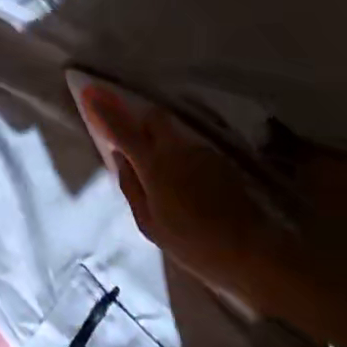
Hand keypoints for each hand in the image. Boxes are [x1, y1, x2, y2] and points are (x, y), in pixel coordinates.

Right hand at [79, 86, 294, 306]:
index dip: (105, 110)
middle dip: (145, 125)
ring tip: (175, 182)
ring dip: (168, 147)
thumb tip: (120, 156)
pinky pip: (194, 151)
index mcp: (153, 164)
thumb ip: (131, 185)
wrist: (254, 254)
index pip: (123, 129)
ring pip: (176, 136)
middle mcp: (176, 149)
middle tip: (142, 151)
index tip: (92, 92)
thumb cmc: (193, 244)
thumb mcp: (150, 224)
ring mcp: (202, 152)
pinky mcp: (222, 161)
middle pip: (155, 118)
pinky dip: (188, 161)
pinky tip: (196, 190)